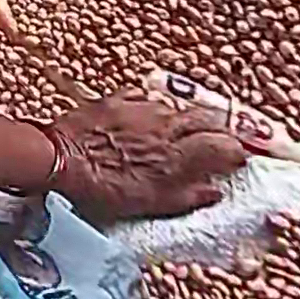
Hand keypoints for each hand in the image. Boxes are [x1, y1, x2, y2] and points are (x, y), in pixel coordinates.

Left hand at [49, 90, 246, 222]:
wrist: (61, 158)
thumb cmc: (105, 188)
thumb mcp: (153, 203)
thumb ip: (188, 195)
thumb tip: (216, 190)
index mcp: (175, 155)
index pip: (221, 145)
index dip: (235, 150)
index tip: (239, 157)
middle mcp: (161, 126)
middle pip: (201, 119)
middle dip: (216, 128)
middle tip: (220, 138)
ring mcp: (135, 109)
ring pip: (173, 106)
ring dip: (184, 117)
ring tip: (185, 128)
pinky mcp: (113, 99)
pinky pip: (142, 96)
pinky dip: (153, 104)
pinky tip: (151, 112)